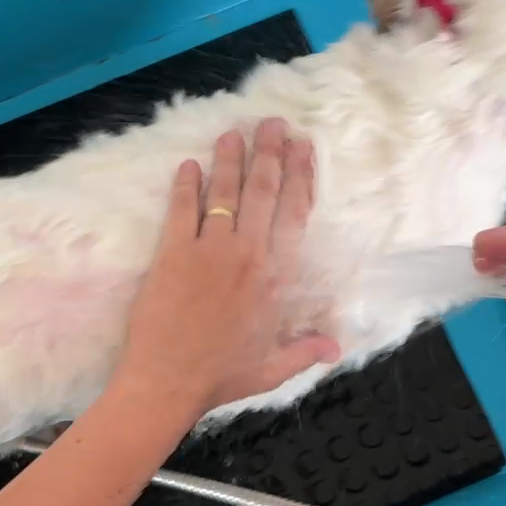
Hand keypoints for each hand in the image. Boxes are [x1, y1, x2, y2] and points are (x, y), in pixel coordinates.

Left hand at [112, 118, 340, 419]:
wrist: (168, 382)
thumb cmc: (220, 378)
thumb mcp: (271, 370)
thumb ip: (305, 352)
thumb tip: (337, 348)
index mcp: (275, 279)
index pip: (294, 214)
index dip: (300, 176)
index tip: (303, 147)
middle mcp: (247, 256)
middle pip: (262, 192)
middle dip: (269, 152)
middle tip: (272, 123)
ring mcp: (208, 251)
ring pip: (224, 193)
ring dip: (230, 159)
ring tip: (233, 132)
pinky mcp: (172, 254)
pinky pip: (181, 209)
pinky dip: (186, 185)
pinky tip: (188, 164)